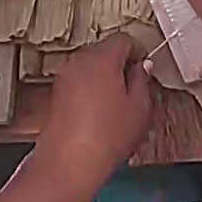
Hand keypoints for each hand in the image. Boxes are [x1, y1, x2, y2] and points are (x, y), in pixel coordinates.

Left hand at [31, 34, 154, 187]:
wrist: (68, 162)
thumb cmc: (109, 134)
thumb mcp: (140, 108)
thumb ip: (143, 80)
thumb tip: (141, 66)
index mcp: (102, 58)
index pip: (123, 39)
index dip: (138, 51)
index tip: (145, 68)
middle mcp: (79, 60)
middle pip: (104, 51)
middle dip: (120, 64)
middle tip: (134, 88)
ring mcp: (64, 76)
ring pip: (90, 67)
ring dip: (104, 77)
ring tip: (117, 104)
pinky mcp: (56, 93)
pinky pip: (79, 81)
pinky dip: (90, 89)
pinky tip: (98, 113)